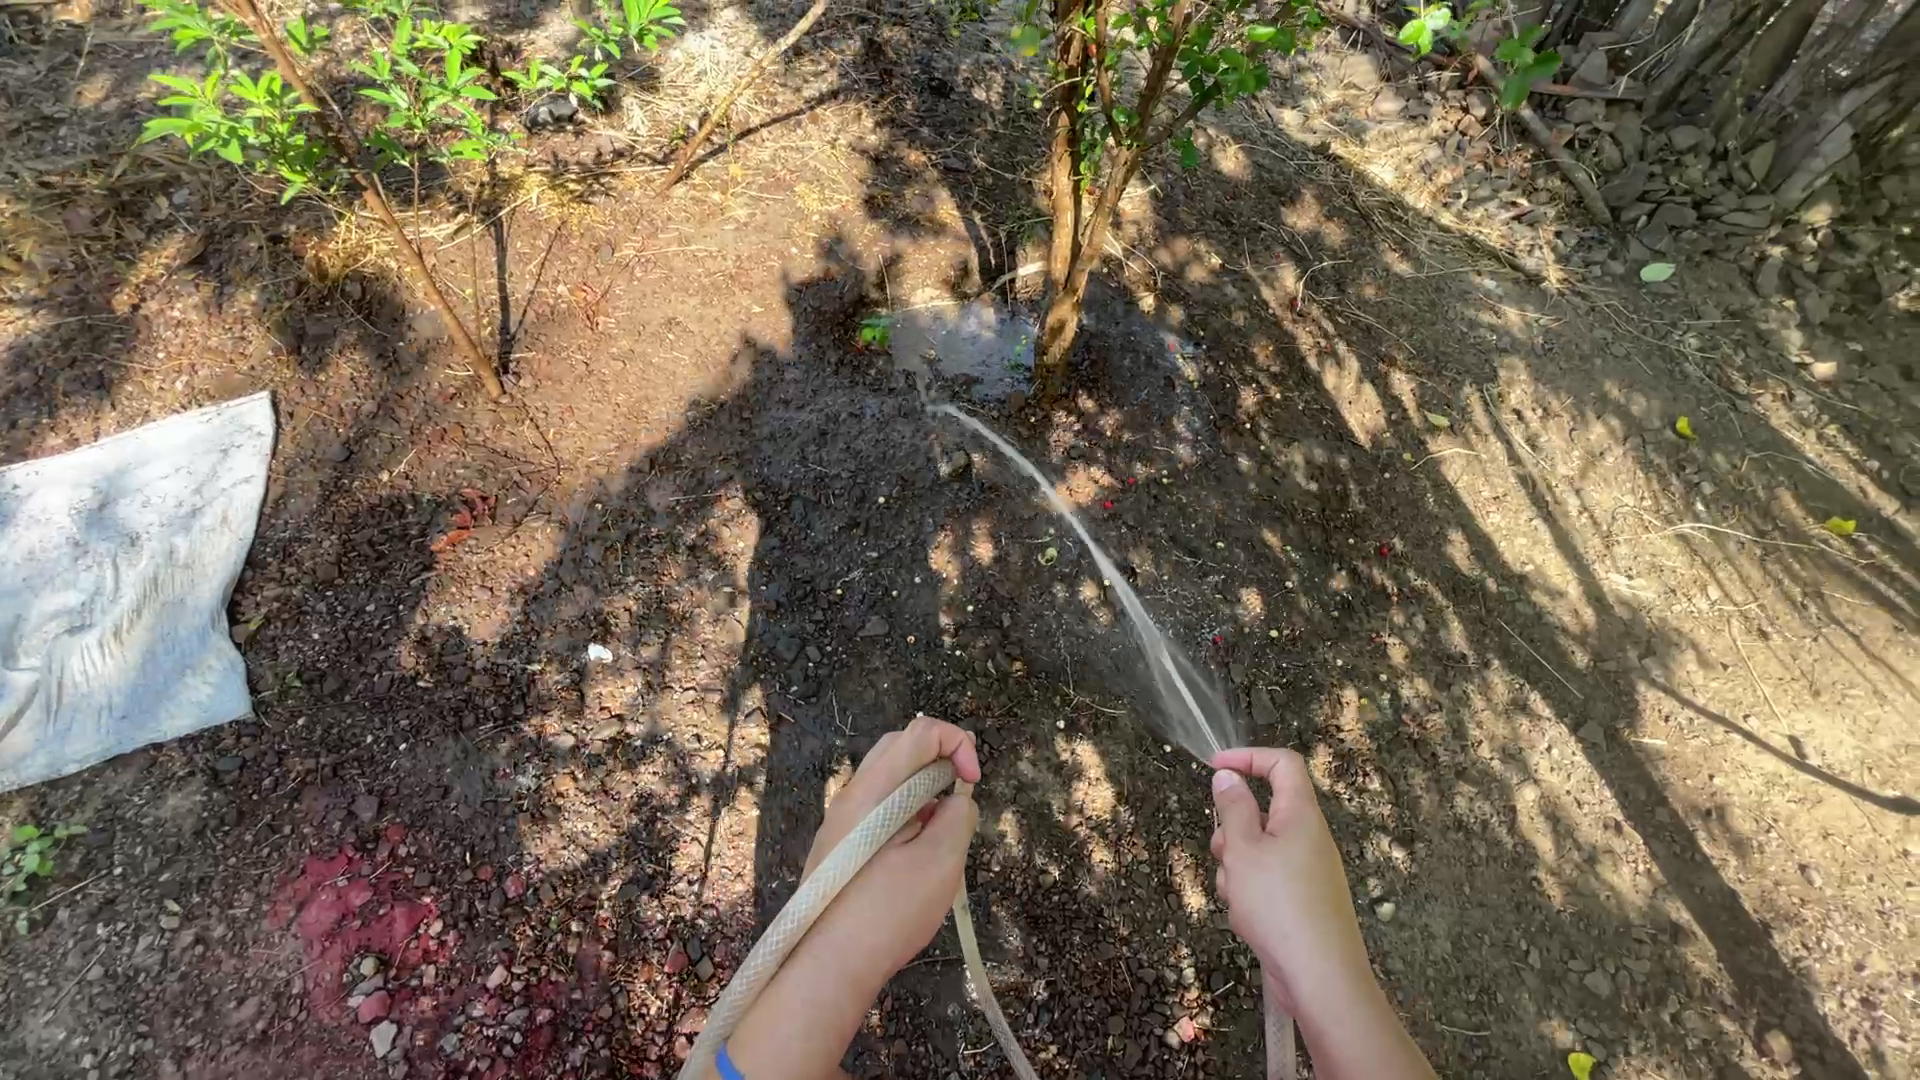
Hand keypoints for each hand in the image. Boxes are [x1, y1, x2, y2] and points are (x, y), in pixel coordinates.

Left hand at [722, 717, 979, 1079]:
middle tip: (960, 794)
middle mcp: (853, 793)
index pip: (922, 732)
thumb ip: (957, 816)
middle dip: (940, 759)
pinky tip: (915, 854)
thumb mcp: (940, 861)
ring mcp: (842, 818)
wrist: (826, 965)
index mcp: (875, 787)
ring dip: (923, 789)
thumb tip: (955, 801)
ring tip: (940, 830)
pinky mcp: (840, 844)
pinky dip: (906, 812)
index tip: (972, 784)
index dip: (958, 744)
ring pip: (889, 778)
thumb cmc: (888, 911)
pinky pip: (879, 806)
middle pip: (902, 746)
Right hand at [1209, 748, 1435, 1079]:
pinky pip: (1267, 879)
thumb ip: (1232, 808)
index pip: (1282, 764)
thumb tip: (1228, 775)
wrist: (1321, 980)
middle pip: (1264, 810)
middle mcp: (1309, 838)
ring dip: (1236, 864)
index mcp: (1301, 815)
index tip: (1214, 766)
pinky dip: (1249, 890)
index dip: (1248, 756)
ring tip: (1234, 892)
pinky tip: (1246, 916)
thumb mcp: (1243, 849)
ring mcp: (1308, 872)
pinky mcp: (1302, 901)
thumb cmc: (1279, 905)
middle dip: (1232, 827)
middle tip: (1222, 850)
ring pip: (1259, 848)